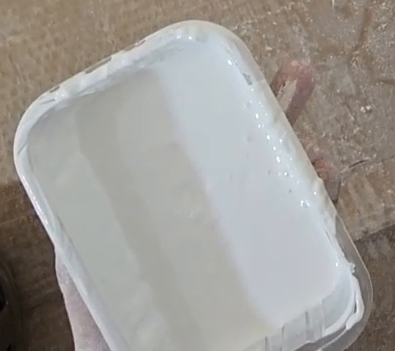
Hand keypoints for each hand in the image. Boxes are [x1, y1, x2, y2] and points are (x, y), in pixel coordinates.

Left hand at [57, 62, 333, 350]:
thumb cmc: (121, 338)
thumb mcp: (91, 281)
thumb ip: (82, 235)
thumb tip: (69, 177)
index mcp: (188, 209)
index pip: (213, 147)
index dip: (230, 105)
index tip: (243, 69)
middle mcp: (228, 220)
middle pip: (259, 153)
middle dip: (282, 108)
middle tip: (300, 73)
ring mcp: (259, 247)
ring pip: (291, 186)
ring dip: (307, 155)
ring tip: (313, 148)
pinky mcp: (287, 283)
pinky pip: (315, 238)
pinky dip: (325, 205)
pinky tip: (323, 182)